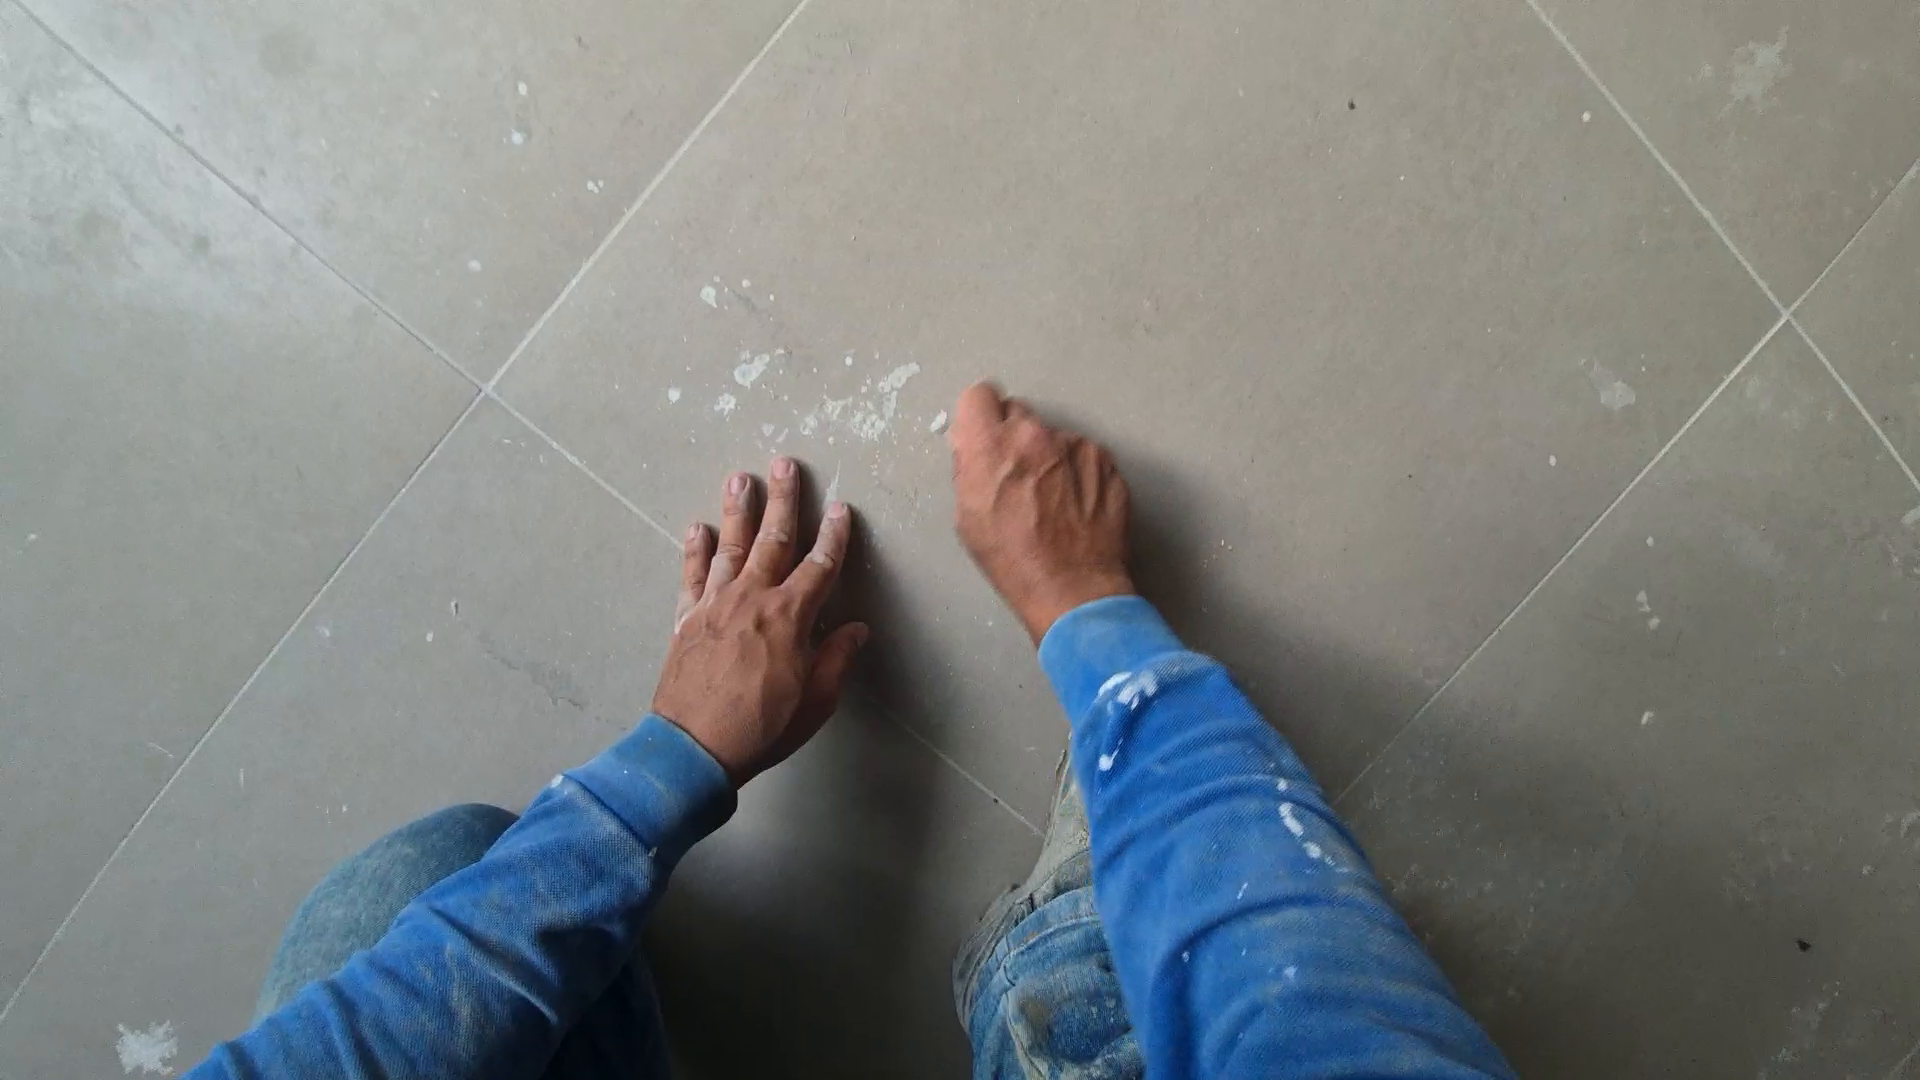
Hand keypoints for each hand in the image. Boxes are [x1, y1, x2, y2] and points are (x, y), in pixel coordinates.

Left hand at [651, 459, 868, 785]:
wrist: (693, 748)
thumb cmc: (762, 726)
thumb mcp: (815, 700)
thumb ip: (836, 658)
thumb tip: (858, 628)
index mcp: (790, 617)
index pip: (820, 566)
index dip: (834, 536)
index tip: (840, 509)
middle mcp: (753, 599)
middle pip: (774, 539)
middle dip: (783, 500)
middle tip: (783, 463)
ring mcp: (716, 604)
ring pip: (730, 546)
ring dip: (738, 510)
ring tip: (740, 477)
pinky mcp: (687, 618)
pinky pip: (692, 575)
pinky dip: (694, 551)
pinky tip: (696, 527)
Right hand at [948, 381, 1135, 643]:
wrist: (1073, 589)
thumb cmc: (1012, 560)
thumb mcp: (967, 516)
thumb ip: (969, 468)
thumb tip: (973, 446)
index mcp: (991, 445)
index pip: (979, 395)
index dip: (980, 417)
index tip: (985, 438)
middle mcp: (1035, 433)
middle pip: (1018, 414)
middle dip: (1014, 438)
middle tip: (1017, 477)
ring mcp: (1076, 445)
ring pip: (1053, 437)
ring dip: (1049, 458)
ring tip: (1051, 502)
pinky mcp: (1106, 461)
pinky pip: (1083, 456)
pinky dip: (1078, 474)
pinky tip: (1075, 507)